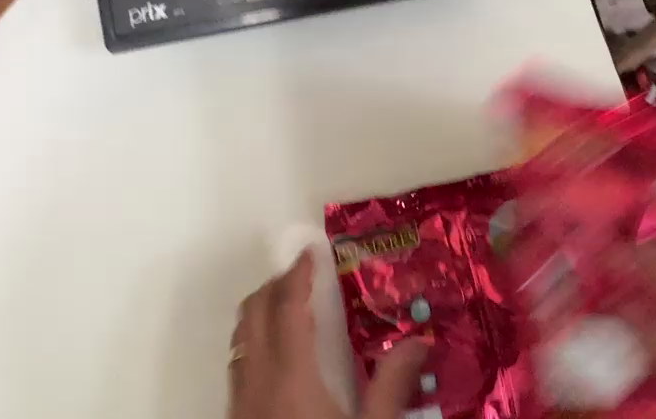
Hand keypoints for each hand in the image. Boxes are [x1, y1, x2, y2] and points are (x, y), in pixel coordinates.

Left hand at [228, 250, 428, 418]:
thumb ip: (392, 386)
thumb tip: (419, 341)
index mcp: (292, 376)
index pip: (287, 306)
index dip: (296, 274)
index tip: (309, 253)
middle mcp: (257, 382)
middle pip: (253, 314)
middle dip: (273, 286)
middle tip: (300, 276)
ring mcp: (239, 406)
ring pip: (239, 341)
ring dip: (259, 315)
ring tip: (288, 311)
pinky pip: (236, 369)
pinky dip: (252, 346)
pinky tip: (277, 362)